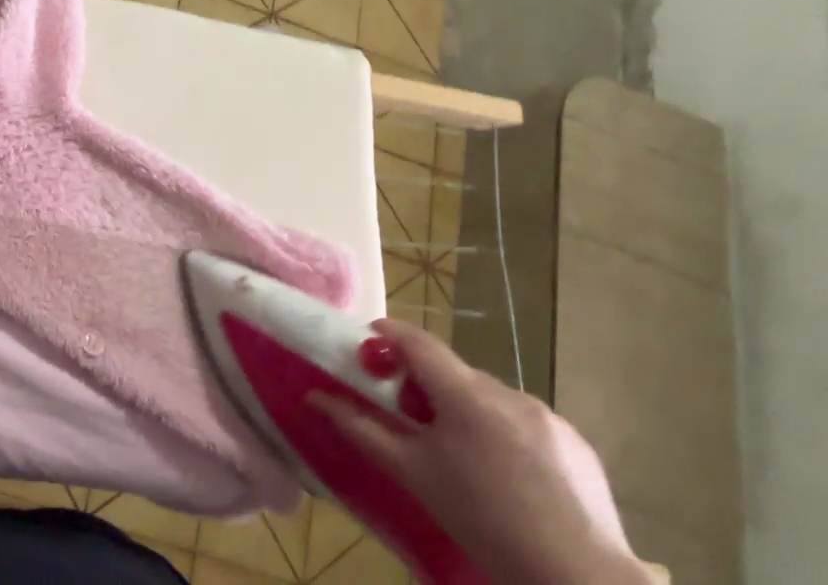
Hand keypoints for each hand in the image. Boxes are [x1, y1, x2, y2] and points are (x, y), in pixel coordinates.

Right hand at [311, 319, 651, 584]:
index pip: (418, 342)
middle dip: (423, 384)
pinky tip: (502, 474)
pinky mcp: (576, 444)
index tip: (366, 341)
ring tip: (456, 454)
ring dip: (464, 410)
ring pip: (489, 398)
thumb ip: (360, 427)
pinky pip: (524, 422)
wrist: (574, 576)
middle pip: (453, 372)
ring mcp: (549, 418)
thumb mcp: (410, 472)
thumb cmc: (479, 518)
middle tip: (405, 417)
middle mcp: (509, 394)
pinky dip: (501, 432)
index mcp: (466, 395)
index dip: (388, 334)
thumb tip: (317, 396)